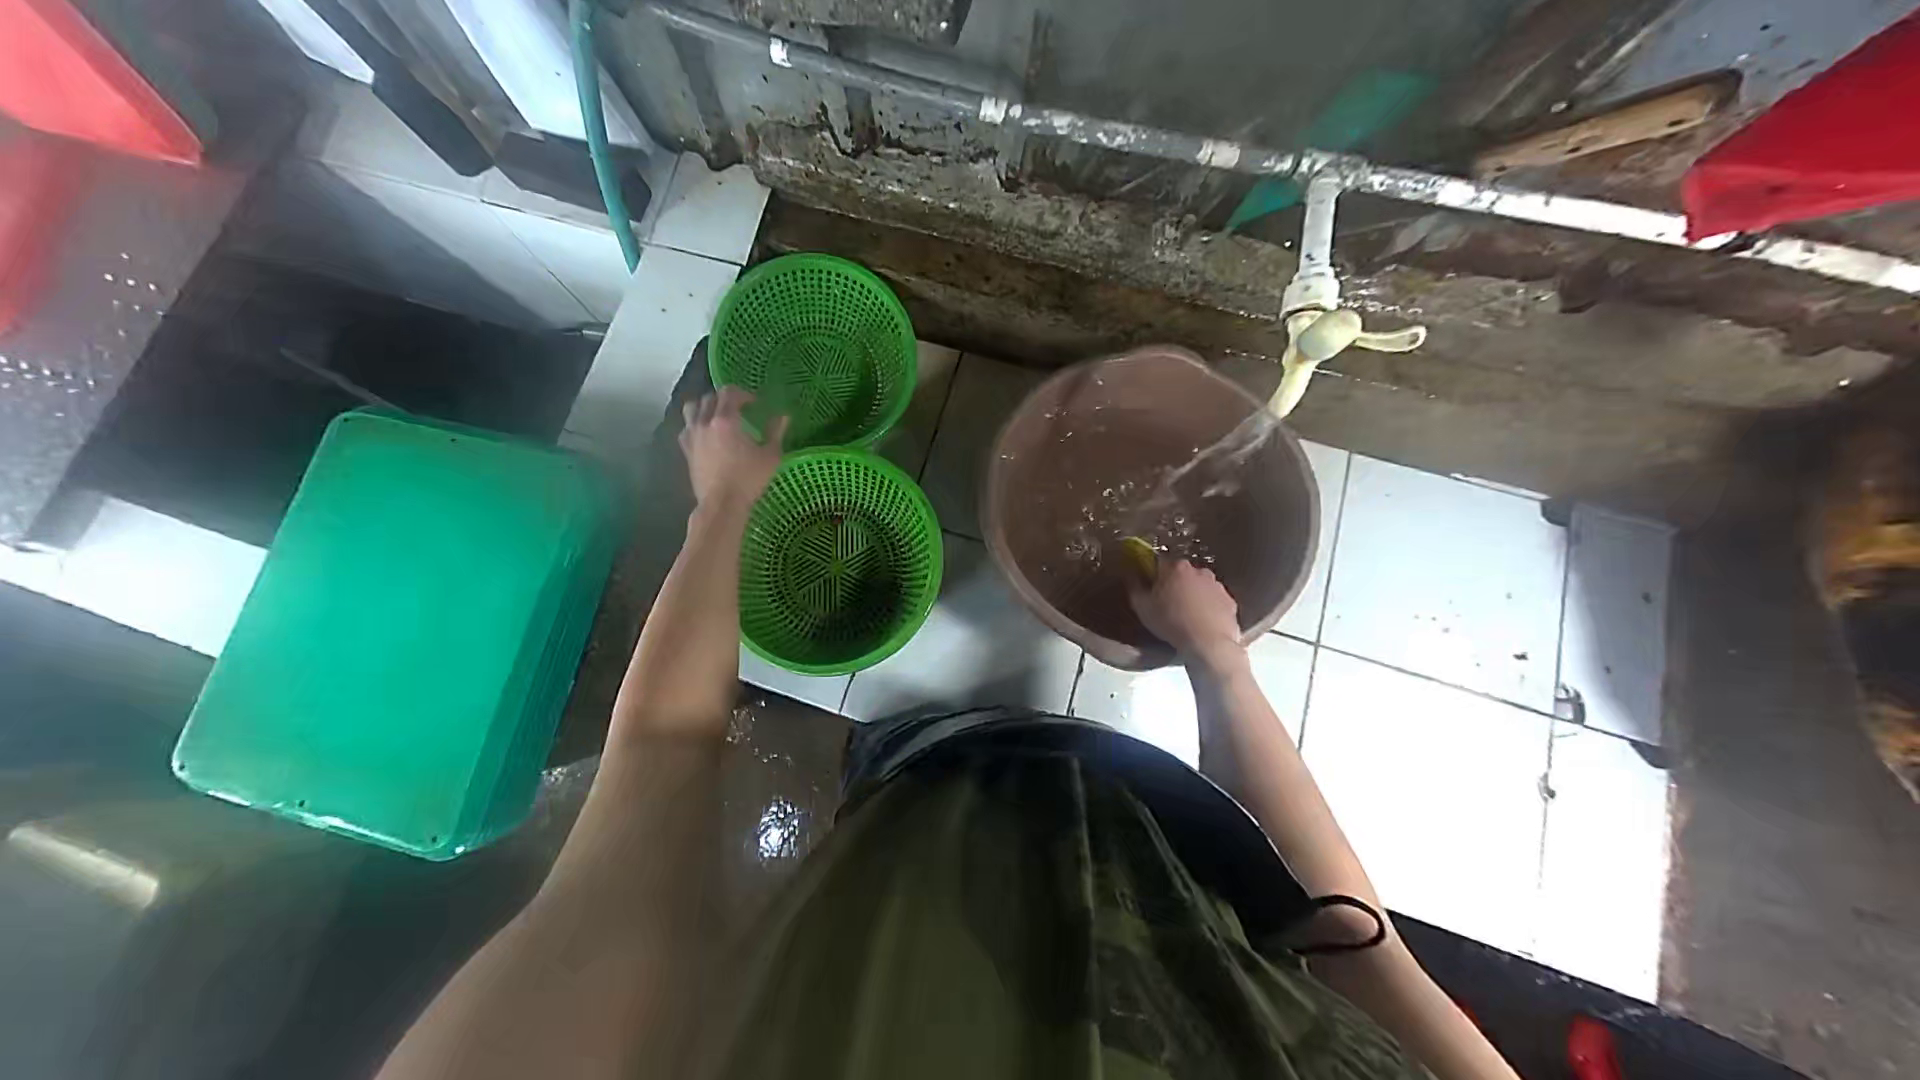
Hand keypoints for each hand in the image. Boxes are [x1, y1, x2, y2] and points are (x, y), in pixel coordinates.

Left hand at [679, 387, 786, 512]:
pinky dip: (695, 424)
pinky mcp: (686, 449)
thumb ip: (776, 432)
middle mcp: (705, 422)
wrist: (722, 504)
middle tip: (738, 408)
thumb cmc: (748, 479)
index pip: (729, 393)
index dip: (743, 394)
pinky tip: (705, 433)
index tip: (754, 403)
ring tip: (716, 415)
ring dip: (705, 406)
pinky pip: (686, 427)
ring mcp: (692, 435)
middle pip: (710, 397)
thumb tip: (783, 416)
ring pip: (692, 408)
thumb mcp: (770, 456)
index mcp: (726, 420)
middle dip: (725, 398)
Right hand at [1128, 559, 1243, 667]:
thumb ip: (1134, 588)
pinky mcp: (1229, 601)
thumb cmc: (1172, 623)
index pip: (1159, 562)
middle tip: (1166, 603)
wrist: (1209, 644)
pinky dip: (1208, 607)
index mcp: (1175, 568)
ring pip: (1199, 586)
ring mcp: (1216, 585)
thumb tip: (1132, 578)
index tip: (1149, 587)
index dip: (1152, 574)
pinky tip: (1201, 623)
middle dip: (1174, 584)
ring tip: (1185, 616)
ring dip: (1192, 595)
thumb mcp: (1142, 608)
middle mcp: (1198, 571)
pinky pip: (1214, 600)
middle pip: (1181, 573)